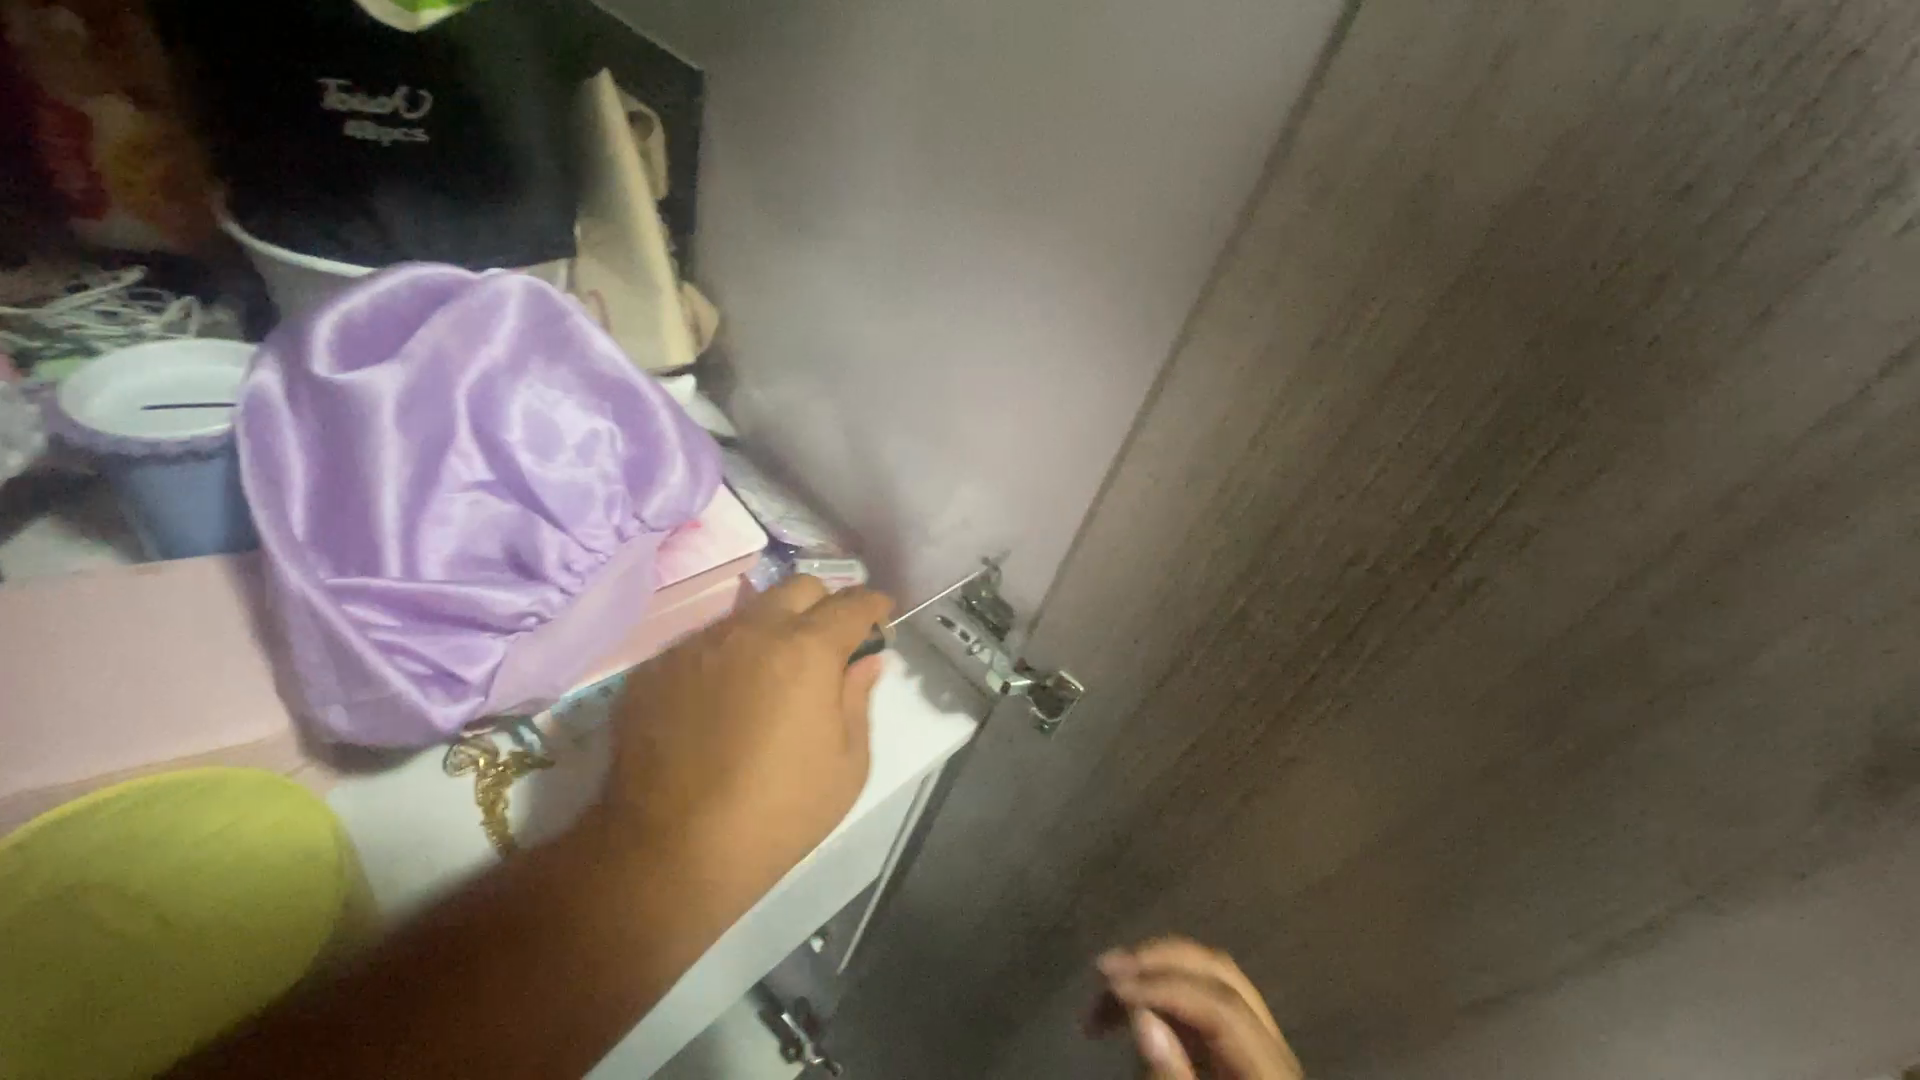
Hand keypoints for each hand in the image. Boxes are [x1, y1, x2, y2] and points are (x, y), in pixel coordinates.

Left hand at [595, 576, 892, 914]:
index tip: (881, 615)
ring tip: (769, 679)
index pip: (851, 604)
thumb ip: (858, 699)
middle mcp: (749, 631)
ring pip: (745, 613)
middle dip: (823, 605)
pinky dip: (724, 660)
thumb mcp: (847, 764)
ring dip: (770, 631)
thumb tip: (865, 662)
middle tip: (828, 644)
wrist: (670, 850)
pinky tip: (720, 706)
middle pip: (797, 588)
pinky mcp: (654, 669)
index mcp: (806, 650)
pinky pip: (702, 646)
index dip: (873, 605)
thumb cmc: (778, 812)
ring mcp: (695, 646)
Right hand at [1089, 938, 1304, 1079]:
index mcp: (1271, 1074)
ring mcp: (1259, 1047)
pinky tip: (1129, 1008)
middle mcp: (1273, 1048)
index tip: (1111, 987)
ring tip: (1107, 988)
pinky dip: (1164, 993)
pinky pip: (1203, 1002)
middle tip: (1104, 971)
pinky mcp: (1236, 1055)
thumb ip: (1171, 1079)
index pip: (1221, 1006)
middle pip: (1220, 975)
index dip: (1165, 987)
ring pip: (1212, 978)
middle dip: (1160, 962)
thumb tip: (1143, 1015)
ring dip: (1157, 971)